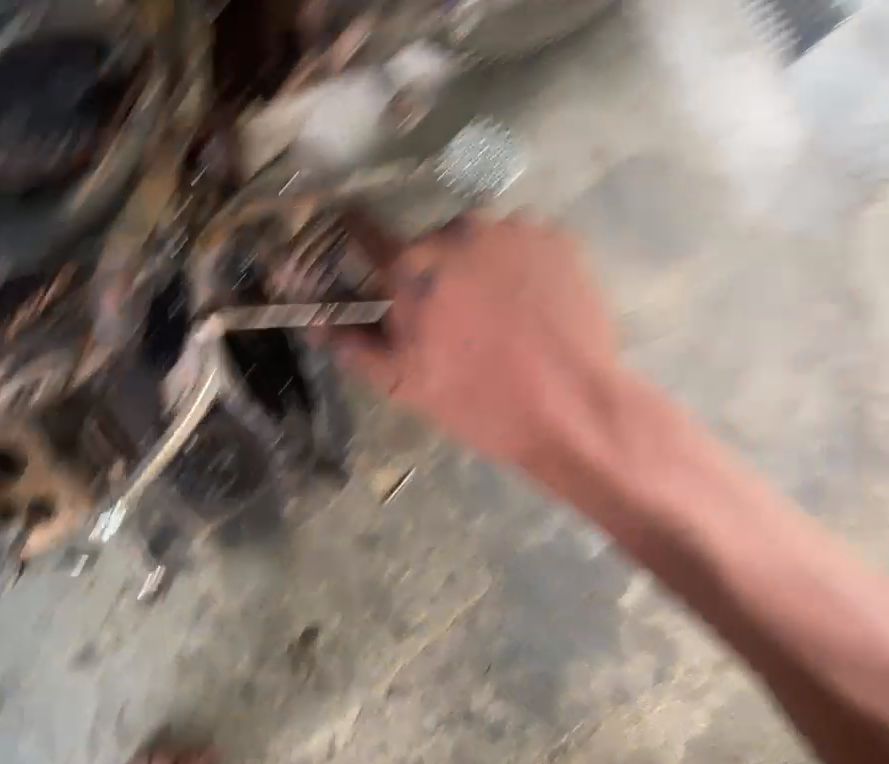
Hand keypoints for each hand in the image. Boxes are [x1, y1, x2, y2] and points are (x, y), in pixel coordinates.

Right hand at [329, 214, 621, 467]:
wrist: (572, 409)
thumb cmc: (479, 402)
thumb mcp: (406, 385)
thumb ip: (356, 347)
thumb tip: (316, 323)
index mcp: (411, 268)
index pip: (365, 234)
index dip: (358, 242)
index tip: (360, 252)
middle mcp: (458, 231)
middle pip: (430, 247)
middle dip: (434, 278)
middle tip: (452, 326)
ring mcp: (513, 229)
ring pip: (479, 244)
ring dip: (478, 270)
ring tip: (500, 321)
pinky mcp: (557, 237)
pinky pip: (522, 245)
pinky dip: (519, 270)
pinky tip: (531, 311)